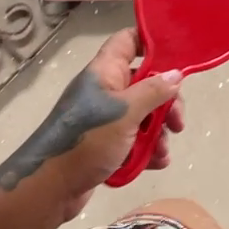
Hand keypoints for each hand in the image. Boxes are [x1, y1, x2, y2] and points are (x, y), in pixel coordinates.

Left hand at [58, 28, 185, 201]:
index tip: (176, 58)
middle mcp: (104, 90)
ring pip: (141, 114)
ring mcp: (103, 118)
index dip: (151, 42)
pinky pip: (132, 140)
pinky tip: (155, 163)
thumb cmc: (87, 139)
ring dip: (157, 131)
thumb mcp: (125, 112)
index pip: (128, 41)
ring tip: (163, 152)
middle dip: (165, 102)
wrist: (50, 188)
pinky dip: (146, 150)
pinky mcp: (103, 145)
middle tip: (178, 123)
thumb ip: (153, 91)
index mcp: (105, 71)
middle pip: (143, 82)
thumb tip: (177, 73)